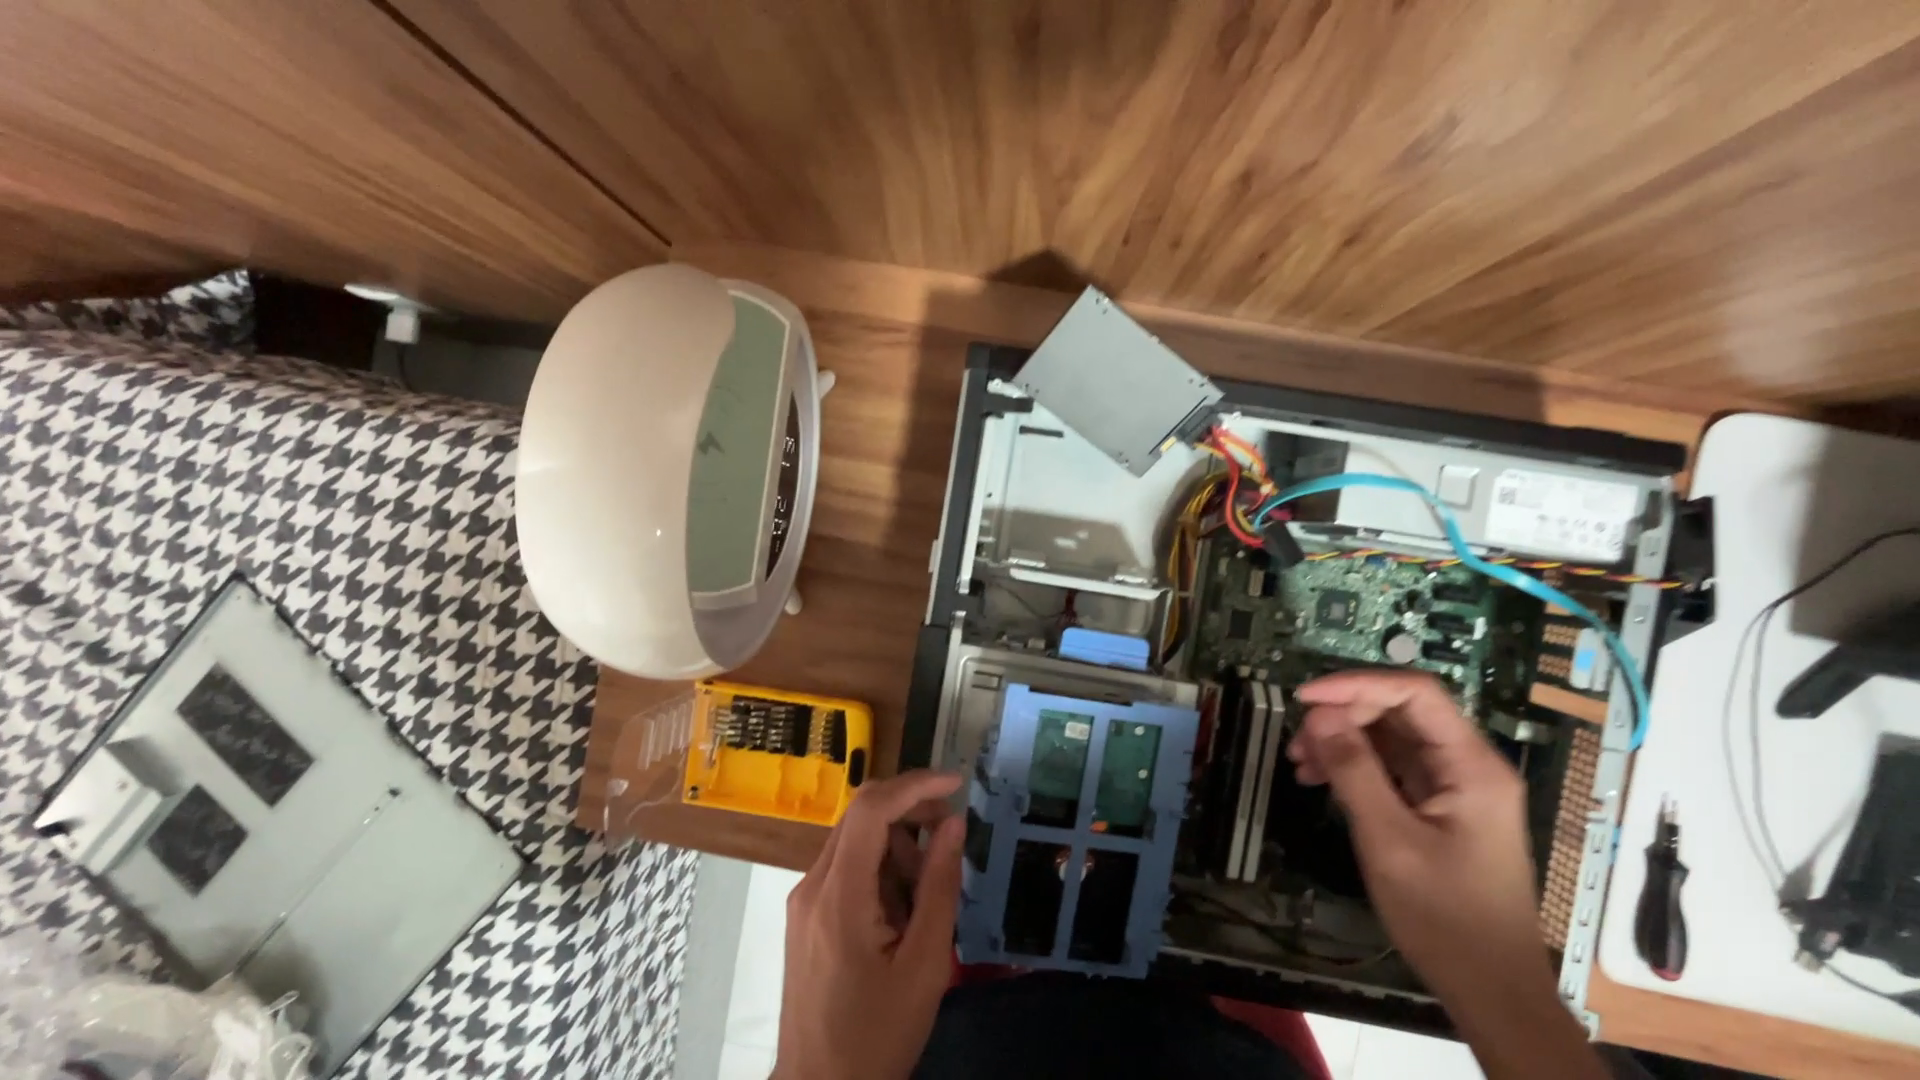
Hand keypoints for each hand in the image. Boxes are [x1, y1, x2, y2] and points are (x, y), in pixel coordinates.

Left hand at [774, 770, 965, 1079]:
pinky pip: (846, 871)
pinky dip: (880, 872)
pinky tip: (904, 911)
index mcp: (838, 895)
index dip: (916, 784)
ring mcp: (804, 901)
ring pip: (854, 843)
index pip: (871, 809)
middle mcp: (812, 886)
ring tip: (929, 894)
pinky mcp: (806, 917)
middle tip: (953, 836)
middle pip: (861, 819)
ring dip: (897, 848)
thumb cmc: (876, 1035)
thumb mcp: (923, 965)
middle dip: (911, 813)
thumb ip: (939, 887)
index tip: (958, 783)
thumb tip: (954, 824)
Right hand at [1285, 671, 1545, 998]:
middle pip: (1401, 712)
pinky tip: (1321, 781)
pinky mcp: (1440, 808)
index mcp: (1471, 765)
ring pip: (1392, 739)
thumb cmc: (1444, 915)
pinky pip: (1393, 769)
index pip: (1415, 693)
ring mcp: (1456, 787)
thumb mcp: (1388, 840)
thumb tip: (1320, 715)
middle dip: (1344, 716)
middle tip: (1296, 742)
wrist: (1490, 988)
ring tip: (1299, 764)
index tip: (1304, 698)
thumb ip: (1354, 770)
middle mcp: (1468, 765)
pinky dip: (1355, 767)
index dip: (1356, 685)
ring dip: (1344, 741)